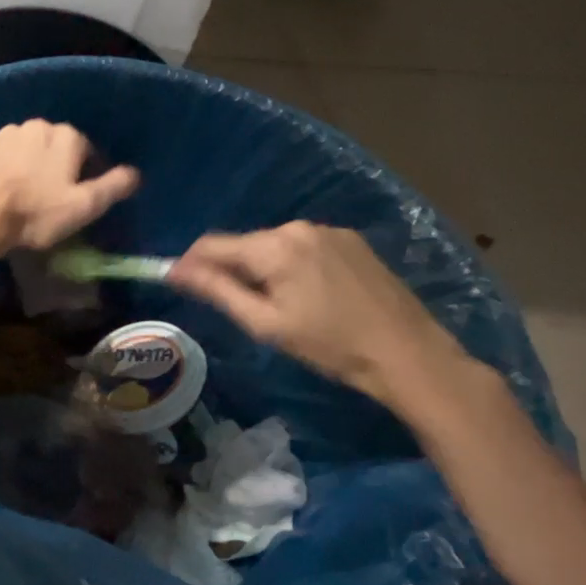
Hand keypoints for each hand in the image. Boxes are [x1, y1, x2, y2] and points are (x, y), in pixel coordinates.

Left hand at [0, 119, 139, 258]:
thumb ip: (114, 186)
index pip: (87, 152)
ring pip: (28, 148)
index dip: (87, 175)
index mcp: (66, 136)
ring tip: (27, 195)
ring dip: (31, 164)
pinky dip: (6, 166)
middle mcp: (36, 125)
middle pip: (56, 147)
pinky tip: (3, 188)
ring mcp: (4, 133)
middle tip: (53, 199)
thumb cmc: (37, 213)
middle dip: (58, 167)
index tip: (79, 198)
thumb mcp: (85, 206)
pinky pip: (2, 155)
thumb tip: (136, 173)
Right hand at [167, 221, 469, 408]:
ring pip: (275, 246)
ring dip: (266, 268)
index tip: (180, 283)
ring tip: (281, 305)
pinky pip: (305, 247)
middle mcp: (297, 227)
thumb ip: (217, 291)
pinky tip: (313, 295)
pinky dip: (296, 266)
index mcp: (273, 246)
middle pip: (245, 244)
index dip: (192, 263)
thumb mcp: (266, 325)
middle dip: (234, 269)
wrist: (412, 357)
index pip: (213, 244)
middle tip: (241, 307)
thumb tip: (174, 270)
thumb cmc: (332, 347)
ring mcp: (328, 230)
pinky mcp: (352, 240)